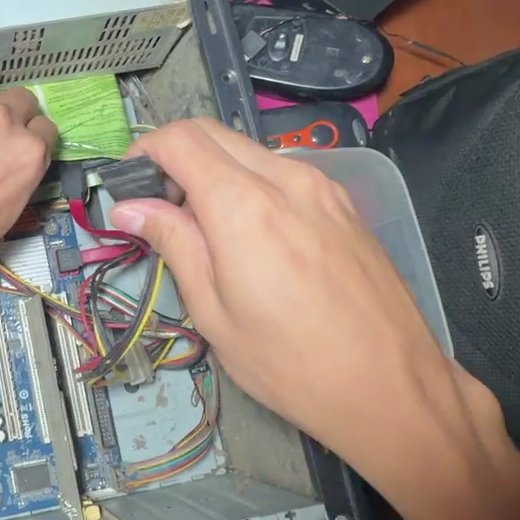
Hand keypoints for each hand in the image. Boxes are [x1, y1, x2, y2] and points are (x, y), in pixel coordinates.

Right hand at [109, 118, 510, 510]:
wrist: (392, 387)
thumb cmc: (289, 363)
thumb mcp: (214, 311)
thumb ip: (173, 243)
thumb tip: (128, 207)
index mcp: (242, 205)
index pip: (179, 140)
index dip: (143, 153)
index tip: (127, 185)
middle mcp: (284, 178)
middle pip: (211, 132)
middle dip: (173, 155)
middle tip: (158, 206)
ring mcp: (321, 186)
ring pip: (247, 149)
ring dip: (212, 168)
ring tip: (202, 225)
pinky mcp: (343, 202)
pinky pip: (281, 170)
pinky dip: (248, 181)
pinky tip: (248, 232)